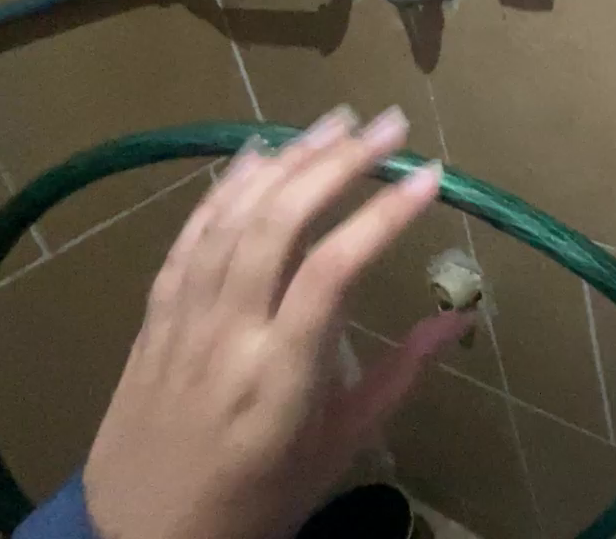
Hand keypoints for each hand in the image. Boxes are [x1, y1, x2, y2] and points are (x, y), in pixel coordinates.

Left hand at [83, 106, 472, 538]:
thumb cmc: (261, 496)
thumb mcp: (343, 444)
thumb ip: (403, 372)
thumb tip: (461, 315)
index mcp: (281, 376)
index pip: (333, 273)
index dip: (383, 216)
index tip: (429, 176)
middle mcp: (227, 336)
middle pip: (278, 228)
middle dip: (338, 164)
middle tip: (390, 126)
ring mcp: (182, 323)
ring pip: (231, 221)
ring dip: (288, 160)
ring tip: (338, 120)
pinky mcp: (153, 319)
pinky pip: (187, 240)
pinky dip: (224, 189)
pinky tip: (258, 152)